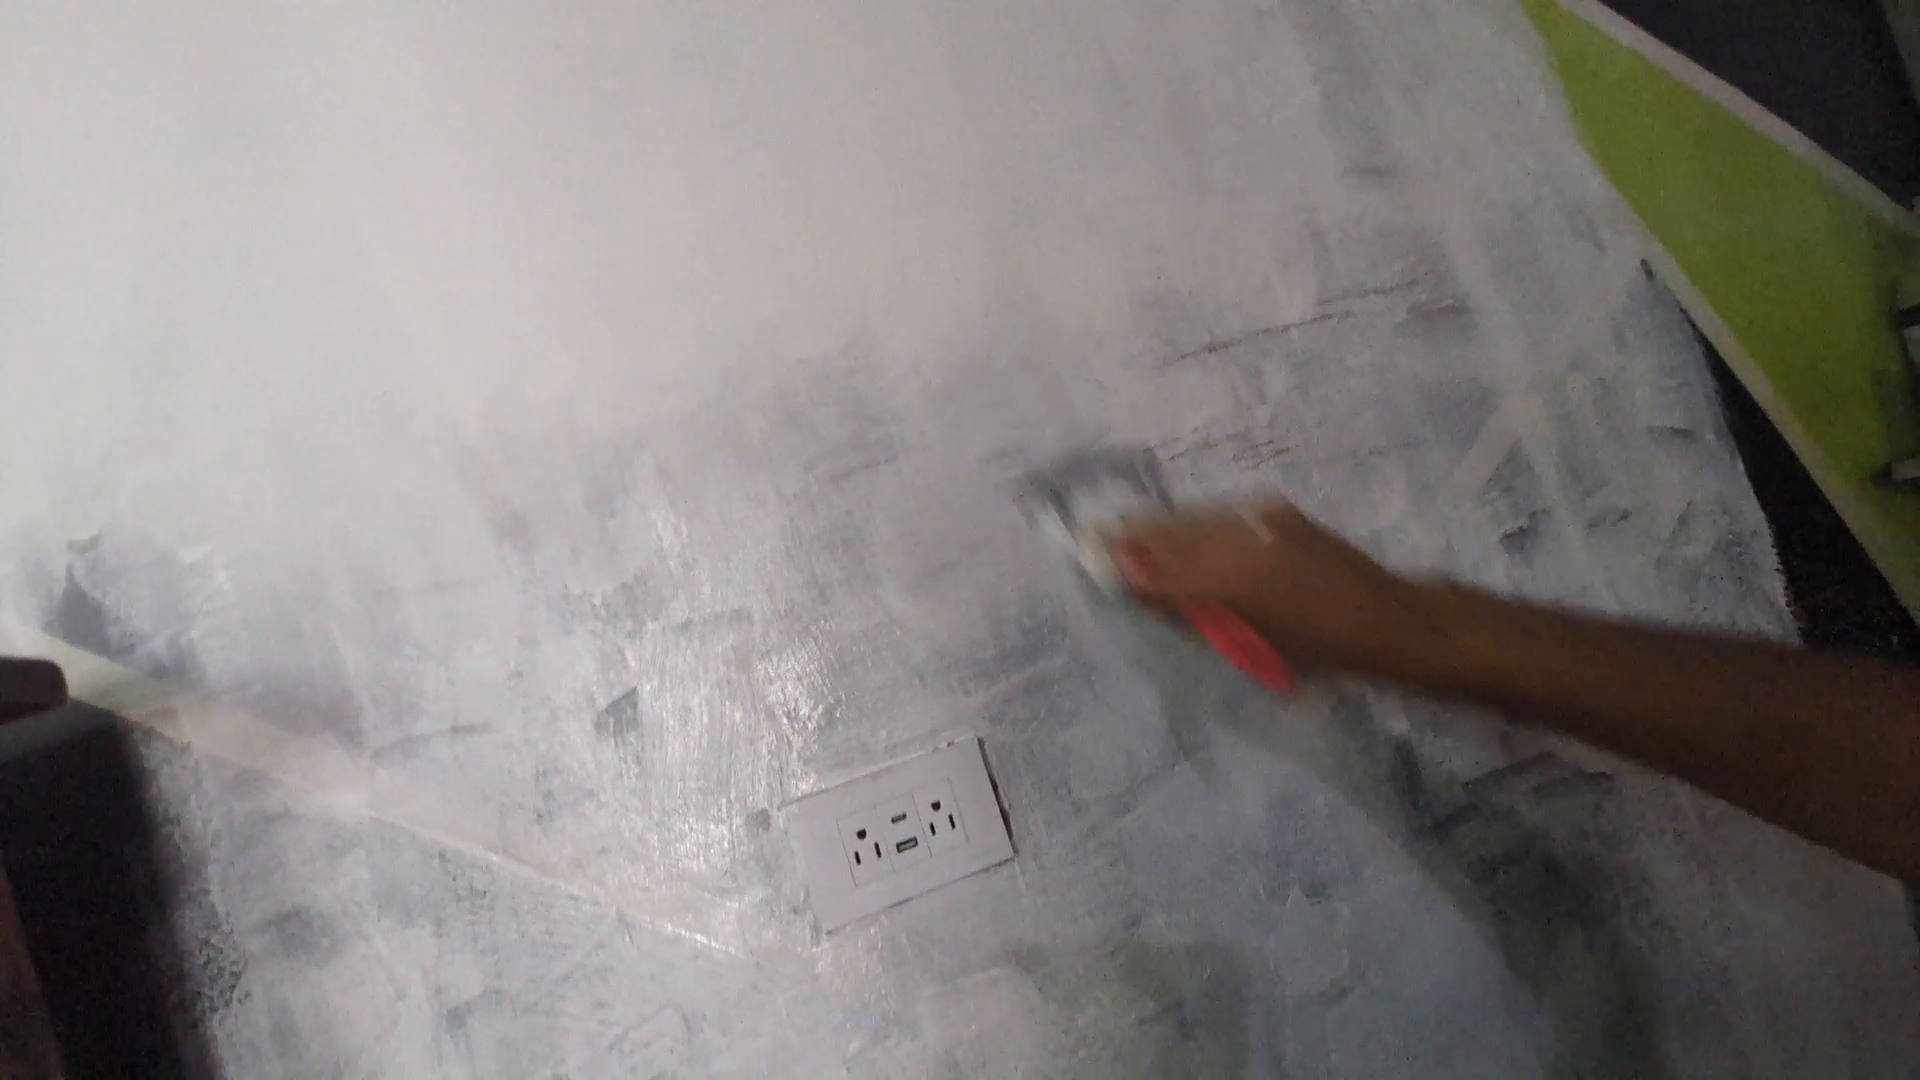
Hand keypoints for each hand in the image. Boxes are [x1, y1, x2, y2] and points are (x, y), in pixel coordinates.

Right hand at [1110, 502, 1440, 674]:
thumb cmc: (1318, 650)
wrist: (1386, 617)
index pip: (1161, 570)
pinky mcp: (1274, 509)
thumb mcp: (1251, 644)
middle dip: (1135, 534)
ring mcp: (1258, 520)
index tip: (1095, 550)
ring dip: (1162, 524)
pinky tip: (1185, 526)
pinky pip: (1219, 514)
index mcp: (1230, 586)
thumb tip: (1145, 591)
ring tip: (1133, 526)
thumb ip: (1192, 612)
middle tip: (1102, 531)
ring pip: (1193, 518)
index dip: (1126, 561)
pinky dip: (1197, 522)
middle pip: (1171, 534)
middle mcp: (1239, 544)